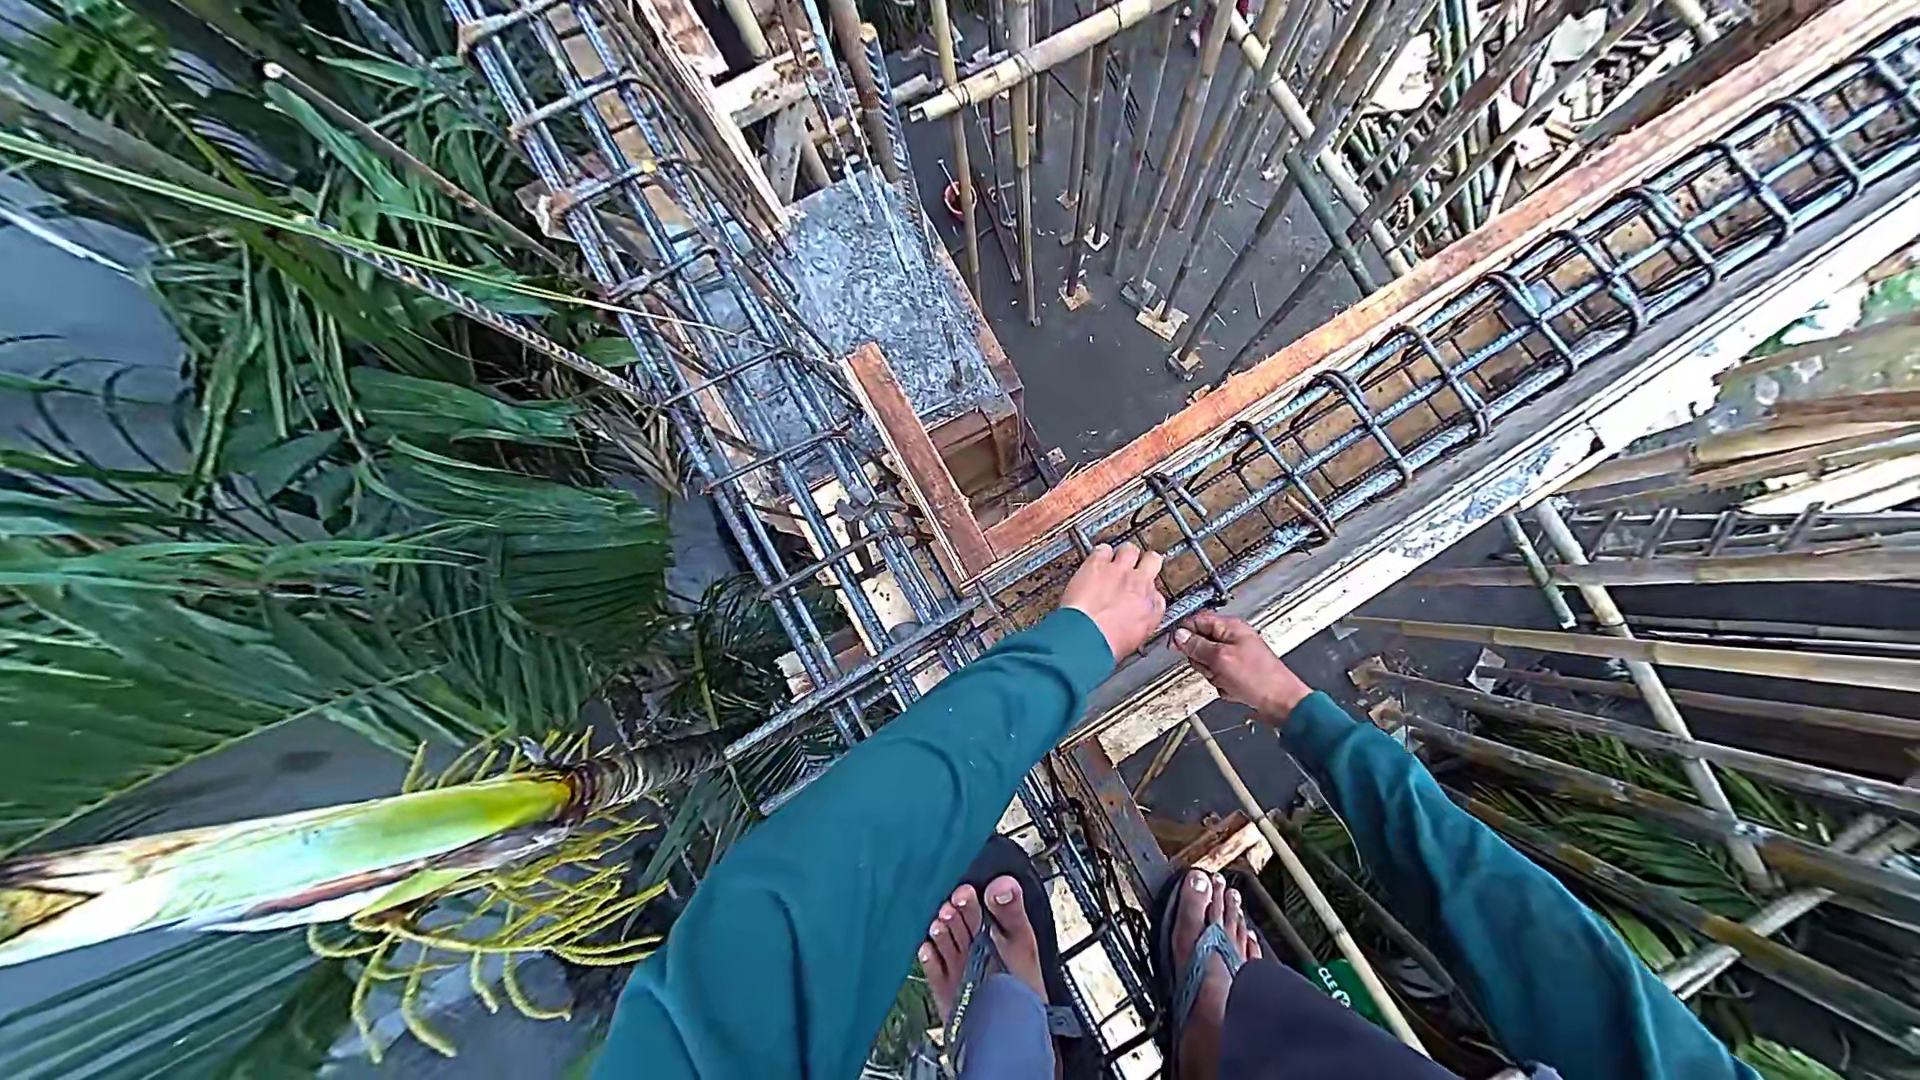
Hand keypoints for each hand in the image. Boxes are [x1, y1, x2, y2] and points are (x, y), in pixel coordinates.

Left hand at [1059, 543, 1165, 659]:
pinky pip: (1103, 549)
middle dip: (1144, 562)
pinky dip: (1099, 553)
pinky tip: (1095, 558)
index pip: (1157, 592)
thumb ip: (1137, 624)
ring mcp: (1119, 571)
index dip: (1146, 590)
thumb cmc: (1105, 645)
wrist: (1086, 637)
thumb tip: (1131, 623)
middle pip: (1152, 561)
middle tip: (1132, 568)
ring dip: (1122, 554)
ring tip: (1113, 560)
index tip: (1138, 593)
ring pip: (1130, 550)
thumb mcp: (1133, 641)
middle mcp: (1140, 585)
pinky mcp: (1098, 564)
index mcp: (1152, 608)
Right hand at [1172, 611, 1311, 721]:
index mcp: (1230, 627)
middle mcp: (1233, 638)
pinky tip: (1232, 686)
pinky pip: (1217, 675)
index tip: (1179, 646)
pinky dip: (1221, 683)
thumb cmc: (1260, 679)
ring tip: (1226, 678)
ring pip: (1206, 662)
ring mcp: (1235, 655)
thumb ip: (1196, 645)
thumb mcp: (1220, 659)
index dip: (1184, 633)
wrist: (1281, 704)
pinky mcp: (1237, 671)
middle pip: (1198, 643)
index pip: (1196, 620)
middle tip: (1214, 667)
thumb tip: (1179, 635)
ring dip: (1212, 674)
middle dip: (1201, 660)